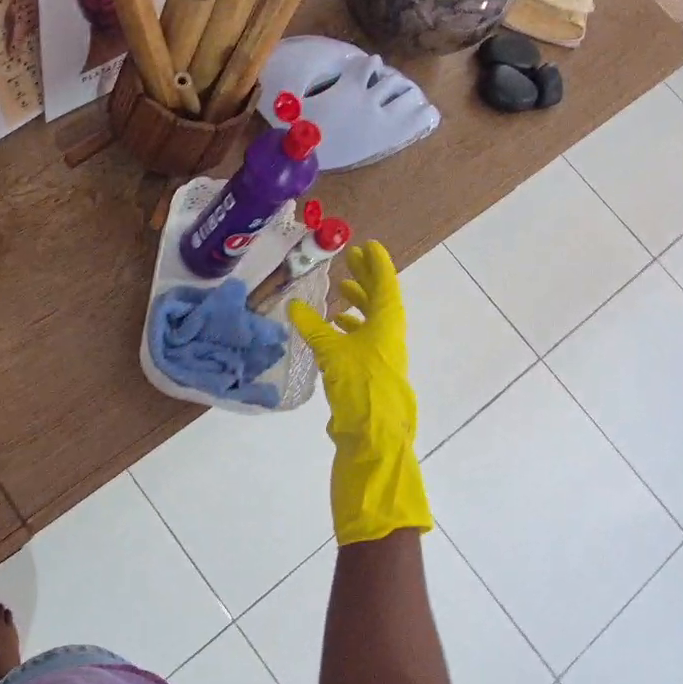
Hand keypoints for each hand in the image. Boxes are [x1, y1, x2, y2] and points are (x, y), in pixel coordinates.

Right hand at [288, 241, 433, 544]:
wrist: (376, 436)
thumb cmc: (360, 388)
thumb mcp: (332, 352)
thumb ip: (313, 328)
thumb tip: (293, 305)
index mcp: (387, 325)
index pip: (386, 285)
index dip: (376, 265)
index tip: (367, 246)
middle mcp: (389, 337)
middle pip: (381, 301)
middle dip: (366, 281)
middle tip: (351, 262)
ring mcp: (383, 356)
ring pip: (373, 322)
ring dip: (359, 306)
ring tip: (342, 294)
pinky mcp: (372, 374)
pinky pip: (364, 341)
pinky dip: (350, 330)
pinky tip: (334, 333)